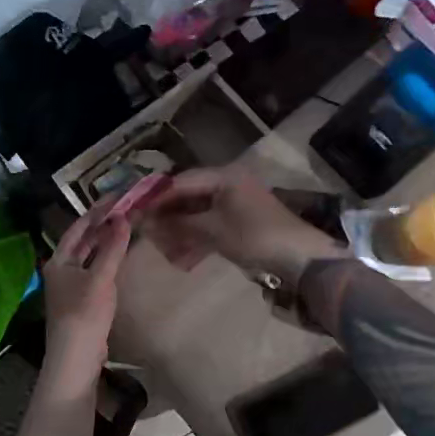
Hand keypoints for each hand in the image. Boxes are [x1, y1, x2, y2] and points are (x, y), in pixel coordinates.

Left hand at [43, 199, 131, 368]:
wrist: (76, 355)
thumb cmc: (84, 313)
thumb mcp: (100, 278)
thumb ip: (111, 249)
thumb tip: (122, 219)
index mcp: (58, 260)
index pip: (77, 228)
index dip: (96, 212)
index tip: (117, 197)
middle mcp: (60, 269)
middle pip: (82, 240)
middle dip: (102, 225)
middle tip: (126, 208)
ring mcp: (69, 284)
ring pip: (88, 255)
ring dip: (105, 241)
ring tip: (127, 224)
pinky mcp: (81, 298)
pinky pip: (94, 270)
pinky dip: (106, 259)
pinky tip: (120, 254)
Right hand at [142, 167, 344, 279]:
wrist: (300, 258)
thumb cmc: (254, 236)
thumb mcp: (211, 229)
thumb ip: (176, 223)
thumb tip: (144, 222)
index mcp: (224, 176)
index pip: (179, 182)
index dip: (156, 198)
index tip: (135, 212)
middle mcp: (228, 183)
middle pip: (187, 195)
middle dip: (166, 214)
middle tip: (146, 229)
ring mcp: (235, 202)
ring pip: (196, 211)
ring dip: (178, 227)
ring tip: (162, 243)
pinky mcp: (240, 221)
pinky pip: (209, 223)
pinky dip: (194, 235)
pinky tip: (182, 253)